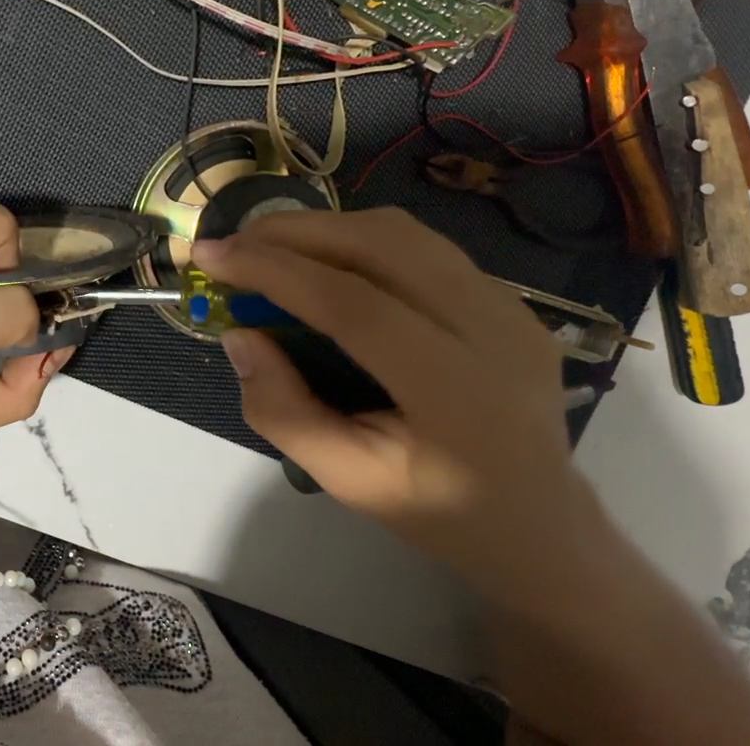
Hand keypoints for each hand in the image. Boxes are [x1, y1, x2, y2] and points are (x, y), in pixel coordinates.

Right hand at [193, 208, 605, 586]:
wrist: (539, 521)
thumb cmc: (435, 510)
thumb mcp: (344, 479)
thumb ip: (282, 410)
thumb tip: (239, 335)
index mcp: (459, 394)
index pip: (355, 306)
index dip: (275, 271)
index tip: (210, 256)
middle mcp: (496, 333)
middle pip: (382, 245)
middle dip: (293, 232)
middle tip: (232, 244)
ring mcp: (510, 307)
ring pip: (402, 232)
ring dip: (323, 227)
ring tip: (268, 247)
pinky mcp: (507, 296)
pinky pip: (420, 245)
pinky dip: (357, 239)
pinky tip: (323, 264)